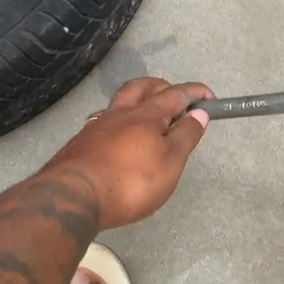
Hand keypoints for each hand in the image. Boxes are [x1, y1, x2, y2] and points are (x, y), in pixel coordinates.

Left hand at [43, 77, 212, 228]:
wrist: (73, 197)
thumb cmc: (132, 181)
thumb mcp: (170, 162)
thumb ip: (186, 136)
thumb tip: (199, 114)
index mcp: (146, 115)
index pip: (176, 94)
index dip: (195, 93)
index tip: (210, 97)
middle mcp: (120, 113)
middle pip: (141, 87)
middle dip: (162, 86)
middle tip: (176, 99)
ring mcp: (97, 126)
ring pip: (119, 102)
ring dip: (137, 101)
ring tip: (147, 116)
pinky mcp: (81, 143)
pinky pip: (104, 121)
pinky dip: (118, 122)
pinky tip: (119, 137)